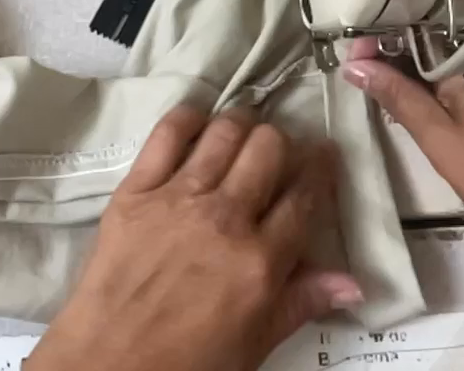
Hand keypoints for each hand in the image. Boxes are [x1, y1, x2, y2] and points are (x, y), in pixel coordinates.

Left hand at [27, 107, 362, 370]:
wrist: (109, 364)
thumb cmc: (188, 361)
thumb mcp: (255, 343)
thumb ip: (302, 302)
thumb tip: (354, 282)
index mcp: (260, 261)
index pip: (305, 195)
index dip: (321, 166)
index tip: (324, 152)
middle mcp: (225, 218)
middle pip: (268, 147)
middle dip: (281, 141)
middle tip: (276, 151)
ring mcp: (178, 198)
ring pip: (225, 131)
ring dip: (241, 124)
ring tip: (242, 133)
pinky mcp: (136, 189)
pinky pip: (167, 133)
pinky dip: (188, 118)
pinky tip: (198, 122)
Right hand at [340, 41, 463, 245]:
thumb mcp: (439, 139)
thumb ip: (397, 95)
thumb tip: (354, 66)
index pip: (417, 23)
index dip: (379, 36)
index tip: (351, 58)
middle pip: (436, 30)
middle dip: (395, 47)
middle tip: (360, 70)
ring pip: (454, 47)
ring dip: (418, 60)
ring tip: (382, 79)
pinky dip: (443, 72)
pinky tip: (422, 93)